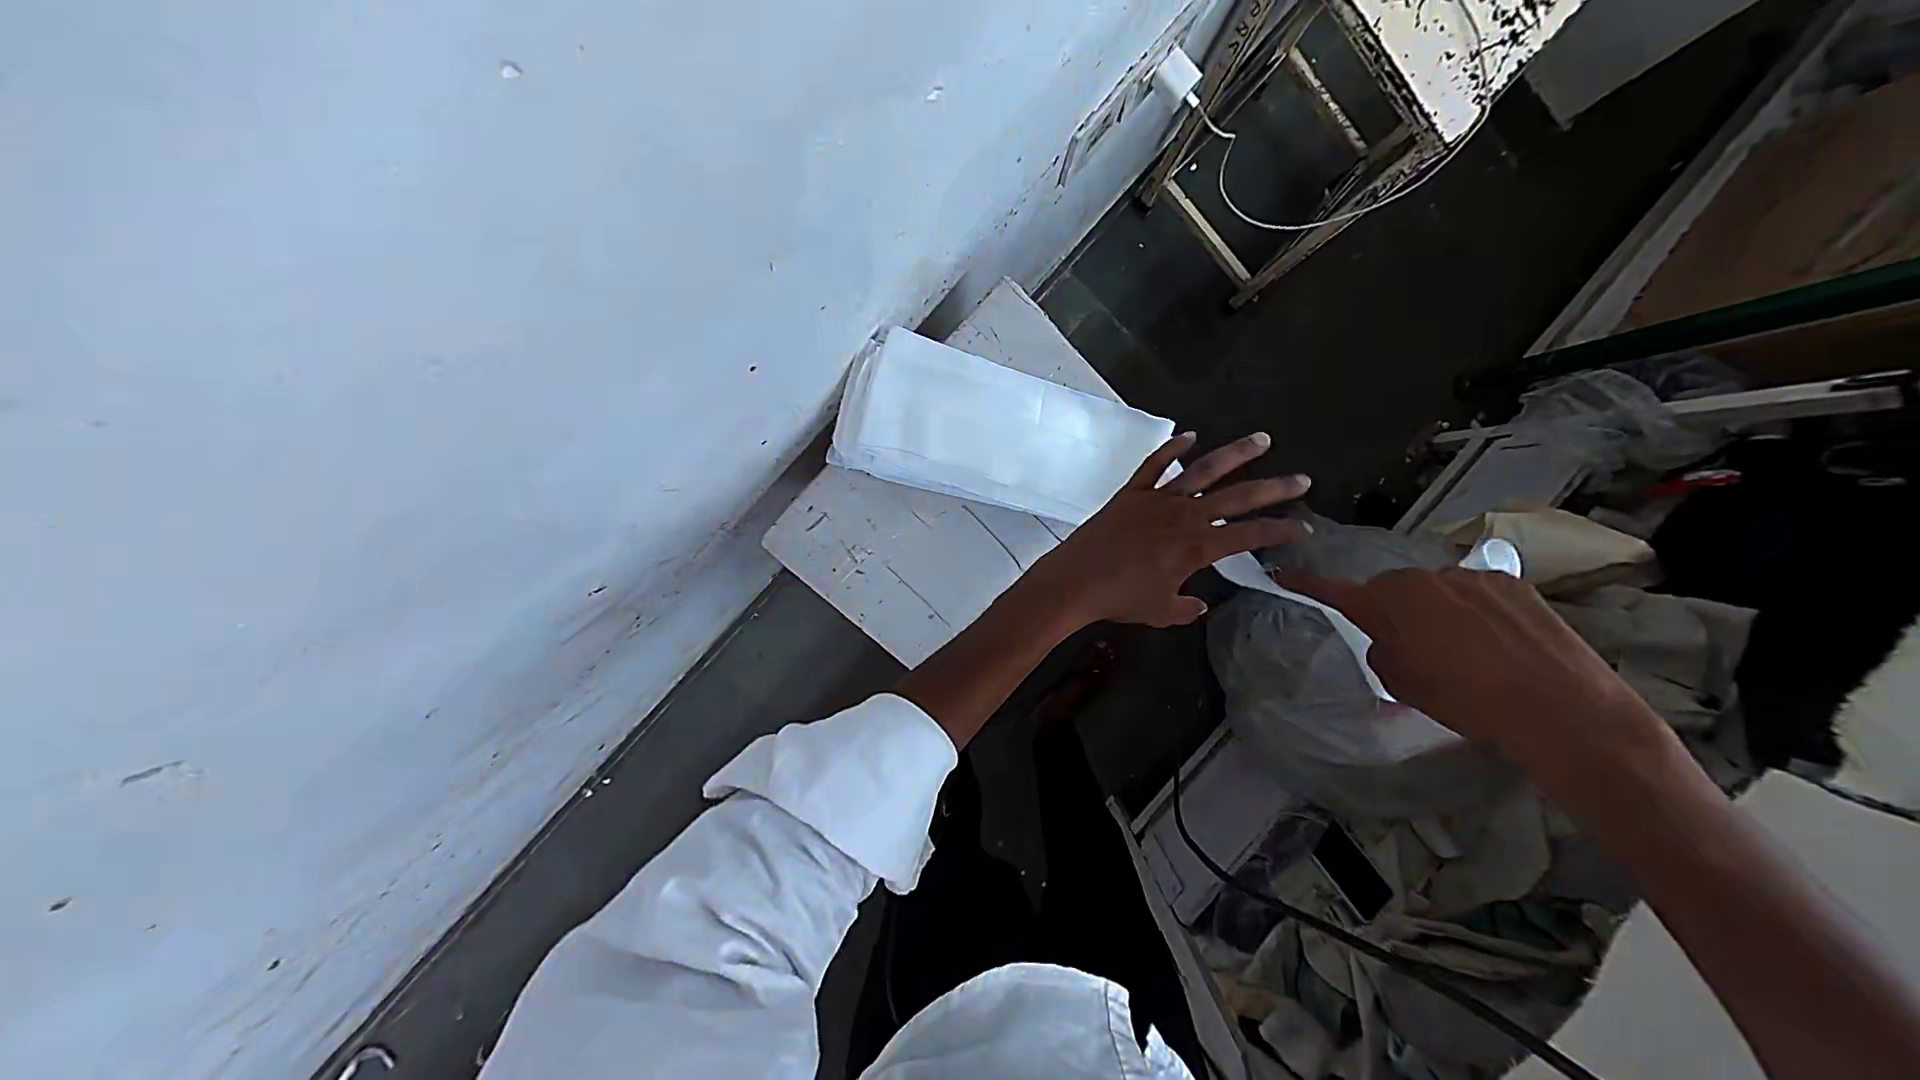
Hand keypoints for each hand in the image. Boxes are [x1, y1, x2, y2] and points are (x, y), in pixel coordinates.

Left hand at [1023, 431, 1309, 628]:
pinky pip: (1155, 465)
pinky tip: (1189, 436)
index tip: (1301, 528)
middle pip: (1238, 497)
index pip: (1249, 535)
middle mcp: (1183, 517)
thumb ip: (1185, 607)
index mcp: (1196, 547)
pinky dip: (1172, 449)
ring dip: (1234, 454)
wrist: (1075, 581)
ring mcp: (1156, 500)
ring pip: (1203, 470)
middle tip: (1301, 479)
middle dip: (1274, 488)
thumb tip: (1199, 605)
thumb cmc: (1119, 599)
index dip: (1279, 531)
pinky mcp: (1131, 493)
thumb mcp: (1160, 611)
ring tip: (1260, 440)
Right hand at [1274, 566, 1674, 787]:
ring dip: (1436, 612)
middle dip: (1392, 612)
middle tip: (1411, 650)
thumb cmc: (1464, 700)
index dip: (1303, 584)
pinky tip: (1498, 643)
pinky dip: (1475, 612)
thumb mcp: (1402, 685)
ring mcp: (1467, 577)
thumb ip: (1382, 652)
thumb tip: (1392, 638)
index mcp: (1384, 604)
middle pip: (1390, 591)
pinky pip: (1475, 592)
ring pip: (1434, 591)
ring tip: (1465, 652)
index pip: (1331, 590)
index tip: (1279, 574)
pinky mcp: (1510, 582)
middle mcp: (1419, 580)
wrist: (1559, 708)